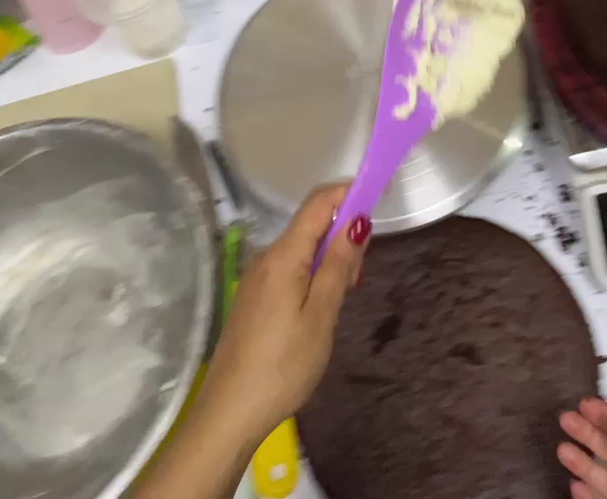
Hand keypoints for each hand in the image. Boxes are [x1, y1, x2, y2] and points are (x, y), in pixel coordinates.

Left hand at [194, 183, 370, 440]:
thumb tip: (356, 219)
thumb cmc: (283, 365)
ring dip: (328, 259)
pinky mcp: (254, 297)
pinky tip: (318, 310)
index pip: (318, 202)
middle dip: (342, 234)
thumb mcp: (321, 315)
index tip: (377, 199)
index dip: (348, 192)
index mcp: (283, 254)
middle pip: (310, 224)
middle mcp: (266, 256)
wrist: (228, 413)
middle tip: (358, 277)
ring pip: (301, 249)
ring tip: (340, 301)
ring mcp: (256, 277)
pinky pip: (289, 268)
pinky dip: (311, 274)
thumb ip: (338, 264)